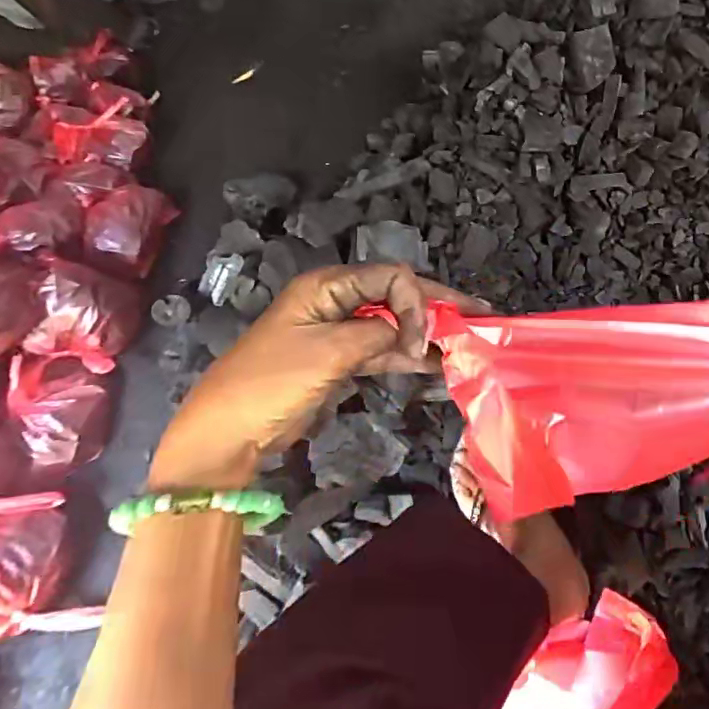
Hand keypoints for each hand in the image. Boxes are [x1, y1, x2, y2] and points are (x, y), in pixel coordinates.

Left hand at [148, 264, 488, 491]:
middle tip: (479, 315)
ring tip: (466, 342)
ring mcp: (338, 331)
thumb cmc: (272, 382)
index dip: (415, 301)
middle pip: (394, 295)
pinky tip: (435, 362)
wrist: (229, 431)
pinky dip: (406, 356)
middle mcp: (335, 300)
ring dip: (424, 333)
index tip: (425, 340)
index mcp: (326, 285)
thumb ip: (376, 334)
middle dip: (434, 306)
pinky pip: (381, 349)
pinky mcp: (339, 359)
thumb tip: (412, 335)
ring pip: (391, 323)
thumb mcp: (327, 352)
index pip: (389, 276)